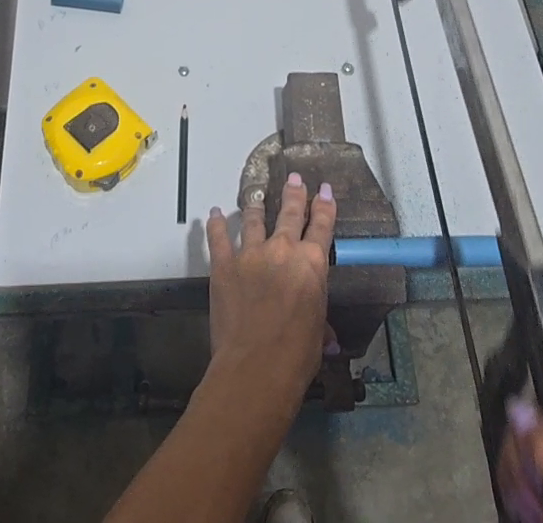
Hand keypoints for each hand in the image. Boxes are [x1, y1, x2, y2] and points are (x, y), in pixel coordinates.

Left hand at [204, 172, 336, 395]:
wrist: (256, 365)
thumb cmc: (297, 354)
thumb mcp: (318, 332)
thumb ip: (319, 321)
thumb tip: (328, 337)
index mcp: (312, 264)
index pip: (321, 226)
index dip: (324, 206)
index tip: (324, 189)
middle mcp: (283, 250)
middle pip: (289, 214)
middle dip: (293, 194)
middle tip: (294, 178)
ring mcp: (250, 254)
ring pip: (253, 219)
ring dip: (255, 204)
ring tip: (256, 193)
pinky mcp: (223, 264)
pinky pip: (218, 237)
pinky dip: (215, 224)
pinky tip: (214, 212)